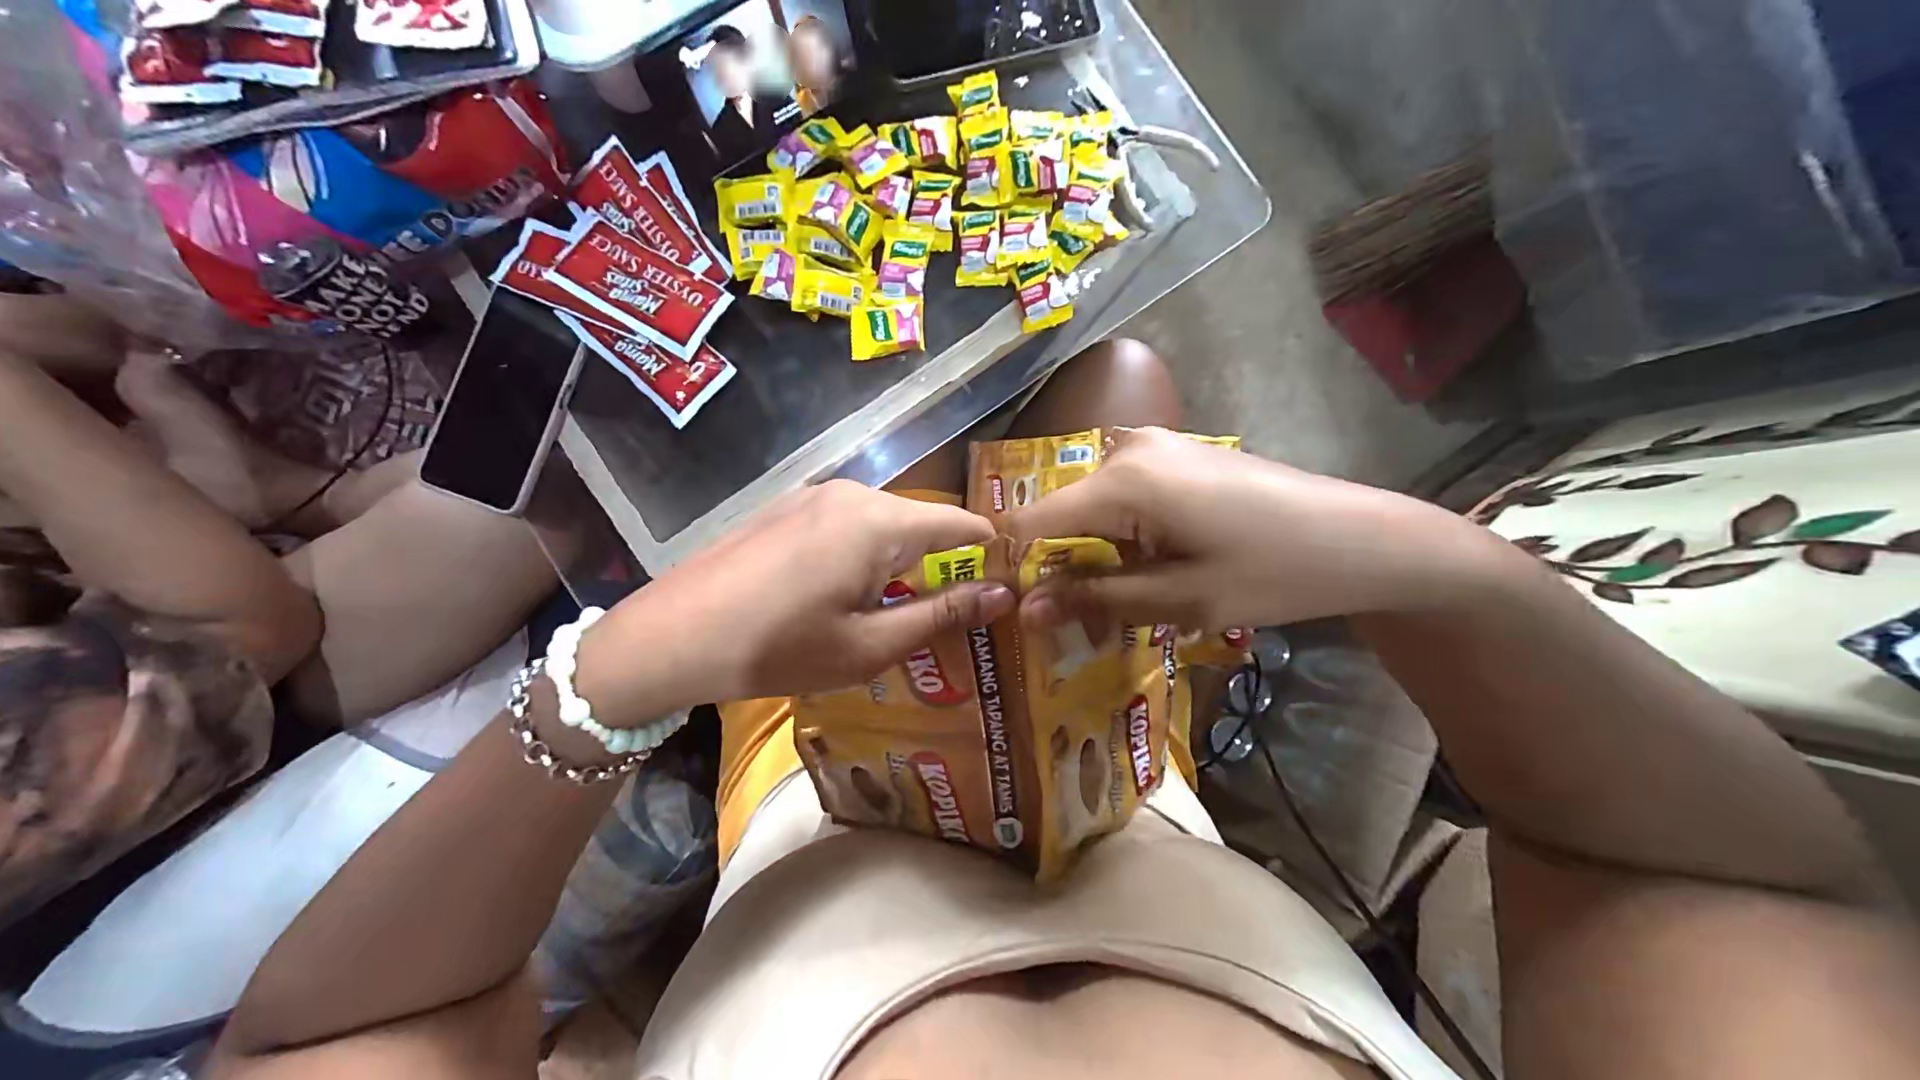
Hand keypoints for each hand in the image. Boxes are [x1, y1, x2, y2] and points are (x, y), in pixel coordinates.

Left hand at [575, 480, 1015, 725]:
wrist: (671, 636)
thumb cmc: (778, 648)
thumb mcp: (869, 645)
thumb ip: (941, 614)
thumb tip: (1004, 594)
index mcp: (880, 521)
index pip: (964, 525)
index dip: (991, 558)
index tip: (1003, 595)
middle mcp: (853, 493)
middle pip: (924, 524)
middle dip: (943, 567)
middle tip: (945, 622)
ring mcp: (815, 496)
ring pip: (886, 525)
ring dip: (901, 565)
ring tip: (892, 616)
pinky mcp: (788, 507)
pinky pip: (848, 525)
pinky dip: (864, 556)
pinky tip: (841, 597)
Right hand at [1006, 427, 1506, 631]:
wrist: (1362, 538)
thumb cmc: (1273, 573)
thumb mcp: (1179, 599)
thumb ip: (1094, 600)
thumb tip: (1024, 611)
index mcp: (1121, 482)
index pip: (1030, 523)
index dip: (1017, 568)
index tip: (1024, 613)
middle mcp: (1126, 449)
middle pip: (1060, 514)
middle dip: (1062, 568)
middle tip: (1084, 623)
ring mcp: (1154, 446)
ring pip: (1091, 507)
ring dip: (1095, 555)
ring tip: (1127, 601)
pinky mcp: (1175, 454)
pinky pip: (1122, 495)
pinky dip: (1122, 535)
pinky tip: (1155, 566)